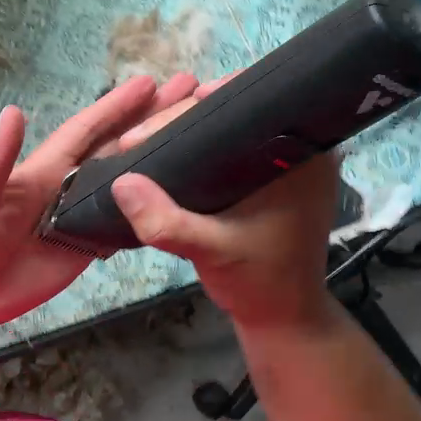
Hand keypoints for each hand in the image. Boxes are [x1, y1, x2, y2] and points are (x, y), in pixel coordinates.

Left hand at [0, 74, 202, 327]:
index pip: (86, 131)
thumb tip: (14, 111)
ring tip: (197, 137)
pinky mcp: (88, 246)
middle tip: (190, 93)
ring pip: (126, 180)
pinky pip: (125, 220)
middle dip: (150, 119)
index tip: (150, 82)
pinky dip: (150, 205)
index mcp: (43, 169)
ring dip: (157, 158)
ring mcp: (81, 216)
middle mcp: (67, 186)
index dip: (115, 106)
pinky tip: (181, 195)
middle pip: (116, 147)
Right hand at [108, 78, 339, 331]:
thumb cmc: (257, 279)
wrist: (279, 315)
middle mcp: (295, 147)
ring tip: (141, 142)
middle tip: (136, 137)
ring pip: (224, 129)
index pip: (247, 105)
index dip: (198, 105)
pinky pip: (224, 149)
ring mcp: (278, 162)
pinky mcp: (261, 177)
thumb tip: (121, 183)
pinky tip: (161, 155)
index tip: (154, 121)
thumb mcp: (209, 250)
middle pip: (231, 112)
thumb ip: (167, 222)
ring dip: (182, 132)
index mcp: (300, 152)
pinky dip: (193, 149)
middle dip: (179, 119)